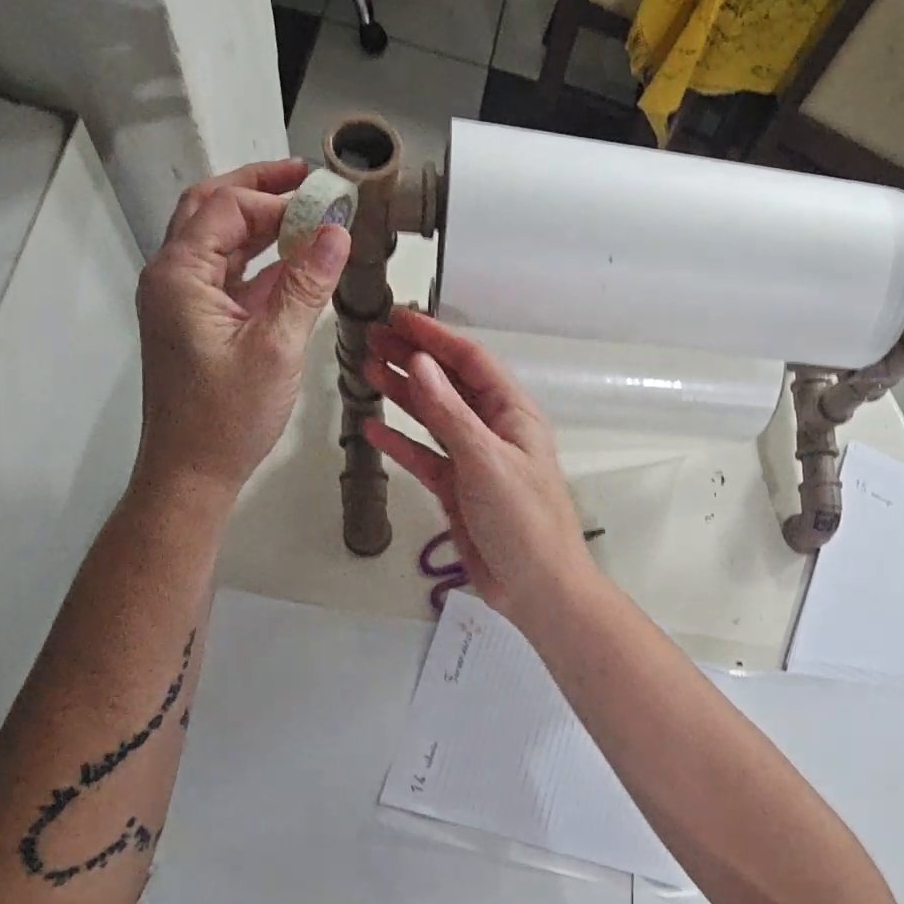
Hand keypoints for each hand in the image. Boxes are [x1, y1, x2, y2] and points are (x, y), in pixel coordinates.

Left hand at [133, 159, 351, 502]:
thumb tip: (337, 233)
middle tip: (308, 177)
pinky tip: (297, 260)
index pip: (227, 207)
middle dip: (259, 189)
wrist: (191, 473)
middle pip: (212, 210)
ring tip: (308, 210)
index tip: (327, 199)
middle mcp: (173, 278)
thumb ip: (305, 285)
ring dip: (261, 223)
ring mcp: (183, 301)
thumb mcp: (276, 348)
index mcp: (180, 275)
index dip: (277, 196)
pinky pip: (230, 276)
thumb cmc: (227, 418)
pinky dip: (262, 262)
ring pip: (220, 241)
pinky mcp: (198, 324)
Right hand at [362, 308, 597, 622]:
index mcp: (513, 414)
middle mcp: (494, 430)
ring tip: (367, 371)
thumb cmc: (523, 520)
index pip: (471, 361)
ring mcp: (475, 460)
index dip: (434, 337)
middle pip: (449, 384)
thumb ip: (449, 413)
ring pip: (434, 417)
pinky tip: (373, 429)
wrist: (536, 586)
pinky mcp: (459, 489)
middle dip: (413, 359)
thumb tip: (419, 362)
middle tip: (371, 339)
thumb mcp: (486, 460)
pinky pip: (425, 458)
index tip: (397, 318)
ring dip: (404, 395)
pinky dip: (401, 443)